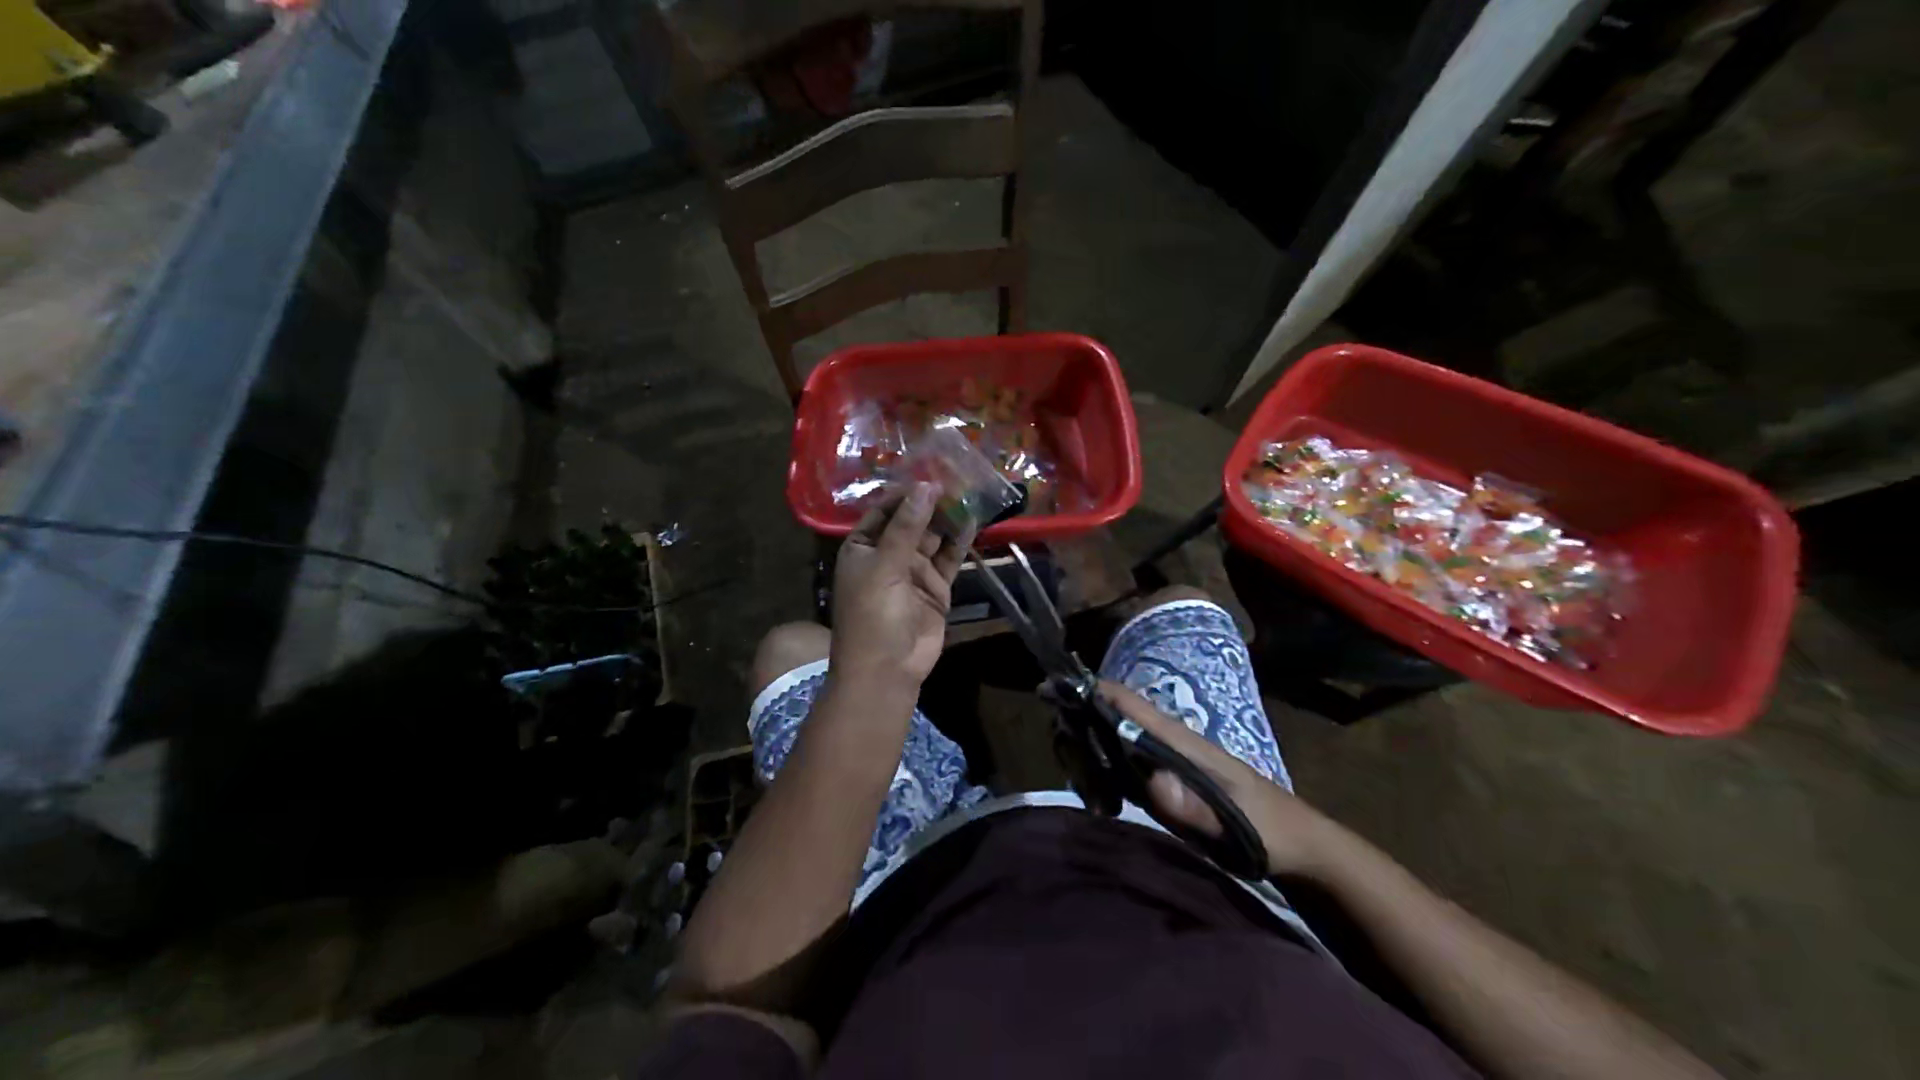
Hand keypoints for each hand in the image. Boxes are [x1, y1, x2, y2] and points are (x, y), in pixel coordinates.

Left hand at [831, 483, 969, 694]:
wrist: (887, 670)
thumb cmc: (872, 615)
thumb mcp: (884, 566)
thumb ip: (906, 527)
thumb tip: (925, 487)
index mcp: (862, 547)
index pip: (884, 510)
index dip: (906, 491)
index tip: (930, 470)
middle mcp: (887, 554)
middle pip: (912, 520)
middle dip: (931, 501)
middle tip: (957, 474)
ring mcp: (914, 570)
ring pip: (933, 536)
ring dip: (948, 517)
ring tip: (969, 489)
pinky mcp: (936, 586)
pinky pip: (949, 557)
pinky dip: (960, 540)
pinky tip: (973, 519)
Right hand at [1097, 681, 1339, 878]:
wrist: (1296, 847)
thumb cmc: (1271, 830)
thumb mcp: (1239, 826)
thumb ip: (1197, 808)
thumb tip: (1152, 783)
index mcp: (1180, 740)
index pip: (1129, 702)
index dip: (1089, 691)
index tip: (1051, 692)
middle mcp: (1162, 743)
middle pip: (1104, 718)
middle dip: (1078, 737)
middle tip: (1081, 781)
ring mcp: (1156, 762)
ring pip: (1102, 742)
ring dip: (1084, 761)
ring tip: (1096, 803)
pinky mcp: (1155, 782)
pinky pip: (1111, 767)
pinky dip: (1095, 779)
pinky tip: (1102, 806)